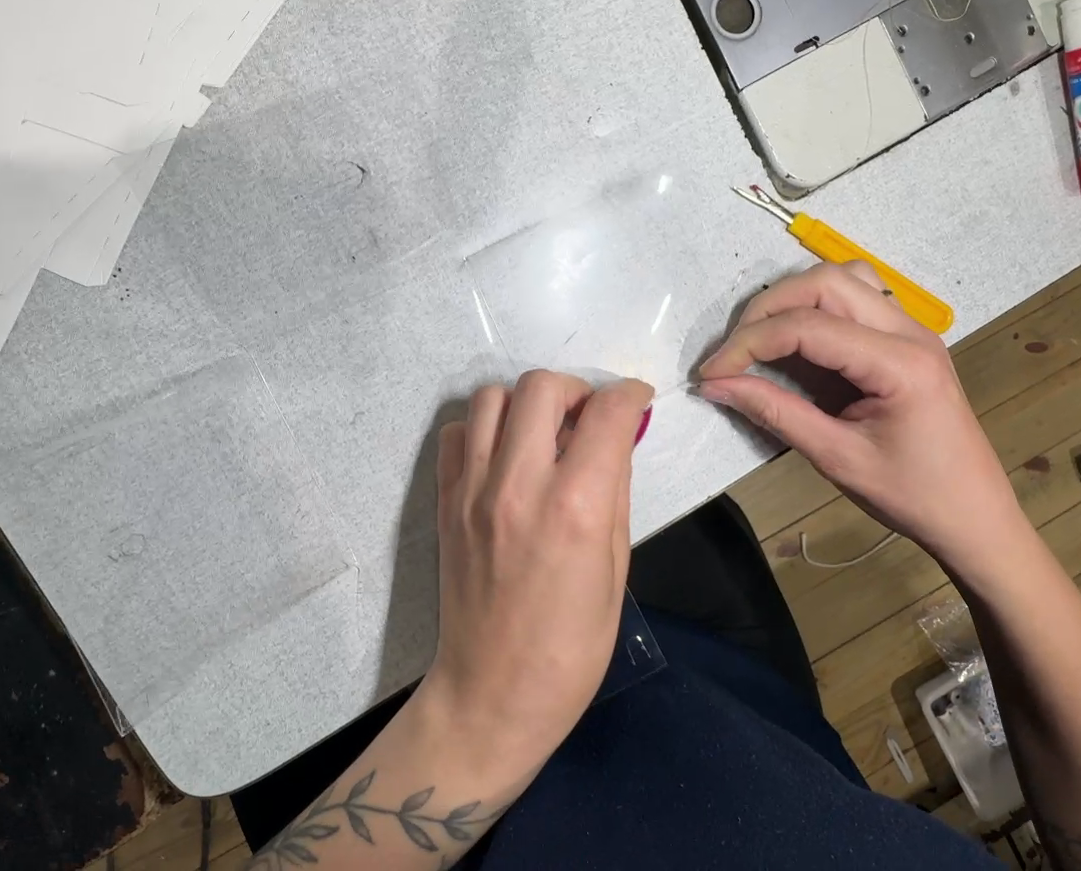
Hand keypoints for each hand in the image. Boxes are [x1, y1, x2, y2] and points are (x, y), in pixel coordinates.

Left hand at [420, 371, 653, 770]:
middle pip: (542, 387)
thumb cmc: (571, 648)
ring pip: (492, 397)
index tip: (636, 401)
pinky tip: (502, 456)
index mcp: (577, 507)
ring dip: (526, 403)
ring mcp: (472, 490)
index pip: (607, 413)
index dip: (630, 395)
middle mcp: (519, 484)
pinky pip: (456, 432)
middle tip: (588, 419)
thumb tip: (617, 440)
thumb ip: (615, 492)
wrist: (492, 692)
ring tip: (543, 434)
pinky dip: (482, 428)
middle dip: (576, 389)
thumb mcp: (617, 570)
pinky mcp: (444, 501)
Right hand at [696, 262, 1024, 566]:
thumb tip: (717, 385)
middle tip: (732, 353)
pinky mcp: (906, 338)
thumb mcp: (836, 457)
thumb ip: (775, 412)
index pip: (807, 326)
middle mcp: (909, 331)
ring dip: (794, 298)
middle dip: (766, 310)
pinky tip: (797, 337)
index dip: (748, 343)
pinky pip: (857, 297)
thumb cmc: (912, 496)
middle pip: (824, 283)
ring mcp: (912, 330)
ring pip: (843, 278)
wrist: (975, 516)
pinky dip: (817, 304)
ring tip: (760, 338)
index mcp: (899, 363)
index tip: (710, 374)